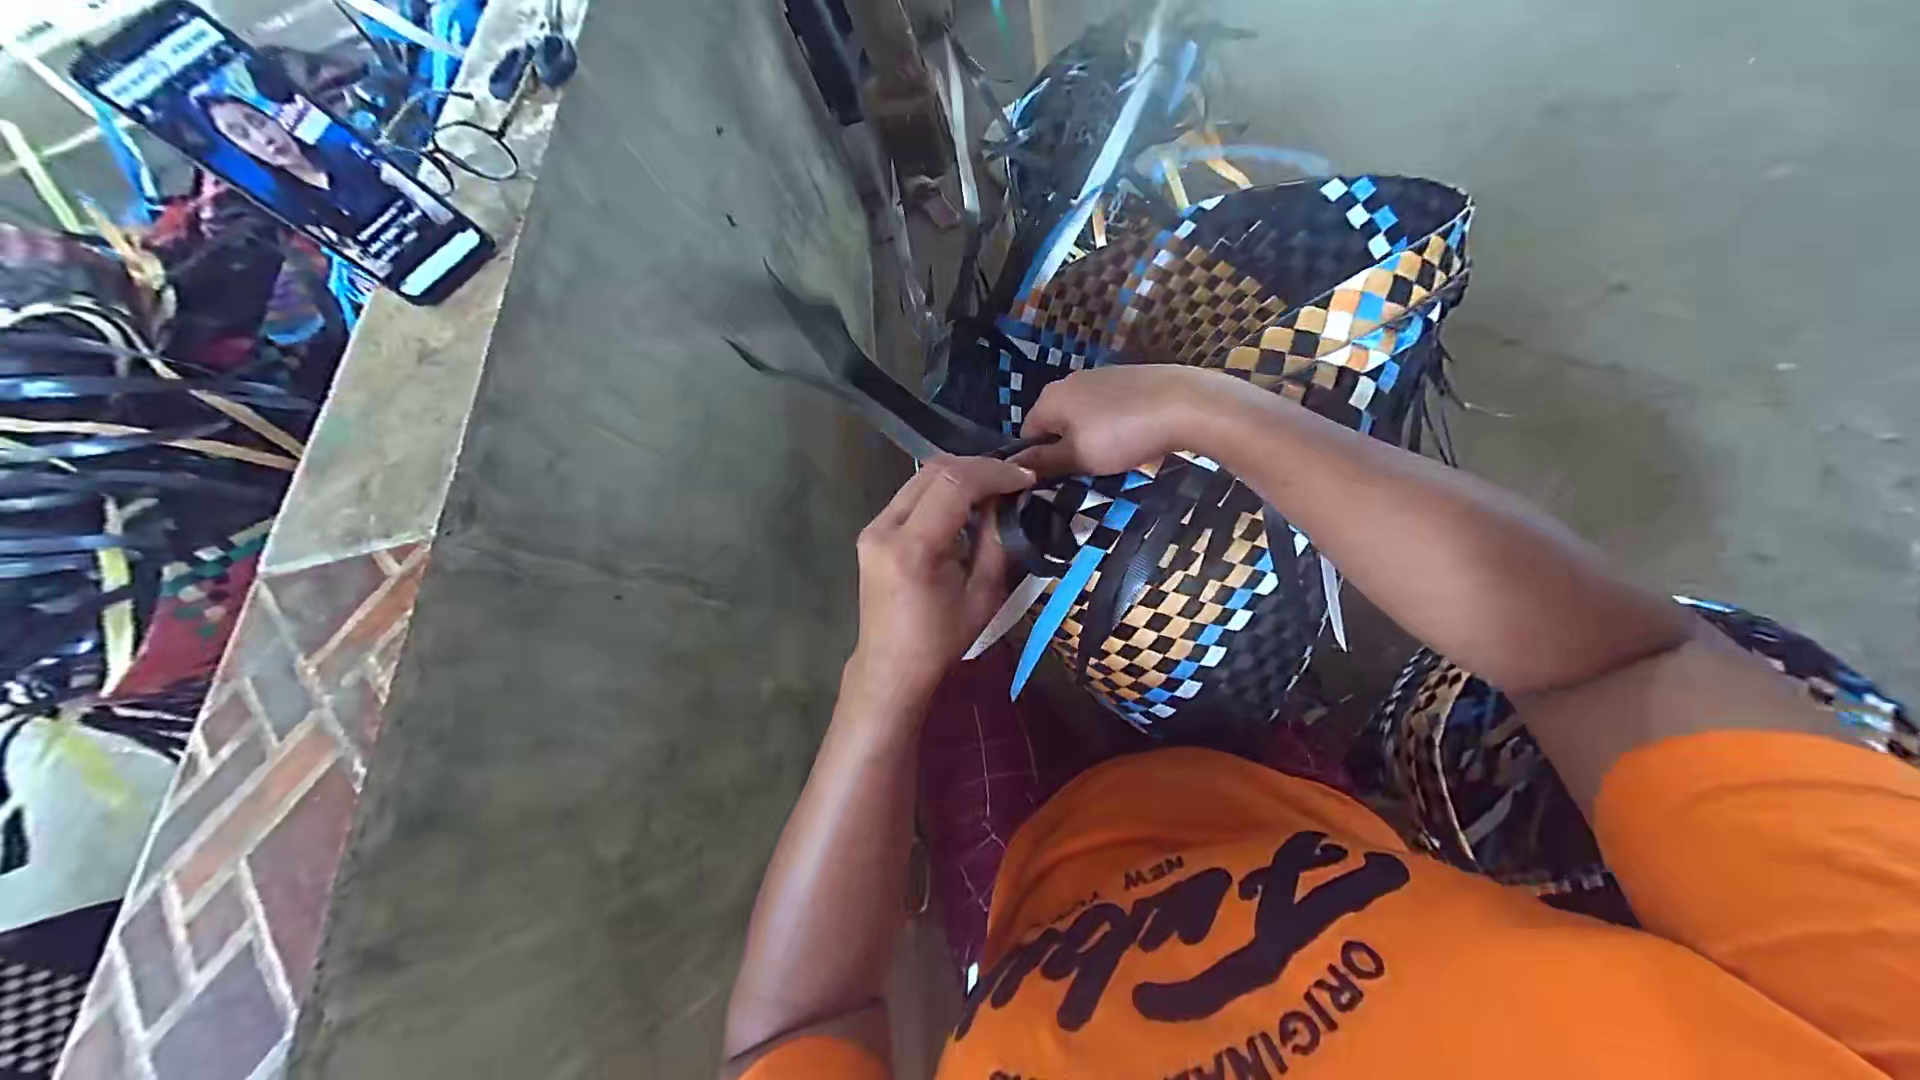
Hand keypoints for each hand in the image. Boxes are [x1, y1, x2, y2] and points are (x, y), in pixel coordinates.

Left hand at [844, 455, 1035, 710]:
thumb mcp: (983, 595)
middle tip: (1013, 479)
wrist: (891, 666)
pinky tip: (967, 503)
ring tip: (995, 488)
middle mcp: (883, 529)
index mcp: (911, 549)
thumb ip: (996, 541)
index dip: (994, 473)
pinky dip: (943, 489)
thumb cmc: (941, 641)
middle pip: (934, 470)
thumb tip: (1009, 500)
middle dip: (979, 467)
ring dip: (961, 475)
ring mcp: (872, 527)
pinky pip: (911, 494)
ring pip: (921, 477)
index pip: (954, 483)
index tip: (1025, 478)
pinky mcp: (872, 531)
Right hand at [1014, 366, 1252, 476]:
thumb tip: (1013, 466)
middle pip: (1056, 423)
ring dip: (1094, 438)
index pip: (1027, 433)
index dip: (1039, 460)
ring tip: (1119, 455)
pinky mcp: (1129, 377)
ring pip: (1084, 416)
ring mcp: (1101, 375)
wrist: (1185, 404)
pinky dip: (1117, 425)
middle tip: (1091, 470)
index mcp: (1049, 398)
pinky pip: (1110, 408)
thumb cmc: (1121, 434)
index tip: (1060, 478)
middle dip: (1069, 448)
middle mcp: (1069, 381)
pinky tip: (1137, 437)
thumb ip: (1043, 462)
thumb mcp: (1078, 457)